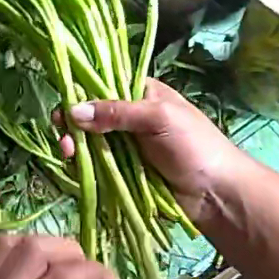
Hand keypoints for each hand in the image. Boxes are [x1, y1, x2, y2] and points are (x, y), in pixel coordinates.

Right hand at [61, 79, 252, 222]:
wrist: (215, 193)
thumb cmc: (194, 146)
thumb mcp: (158, 118)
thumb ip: (117, 112)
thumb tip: (73, 110)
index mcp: (143, 93)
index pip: (103, 84)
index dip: (80, 93)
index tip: (63, 107)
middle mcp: (131, 115)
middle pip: (91, 114)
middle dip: (73, 124)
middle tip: (63, 138)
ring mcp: (126, 145)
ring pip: (90, 140)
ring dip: (74, 146)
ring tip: (68, 154)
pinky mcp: (124, 171)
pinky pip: (96, 164)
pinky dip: (83, 165)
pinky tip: (74, 167)